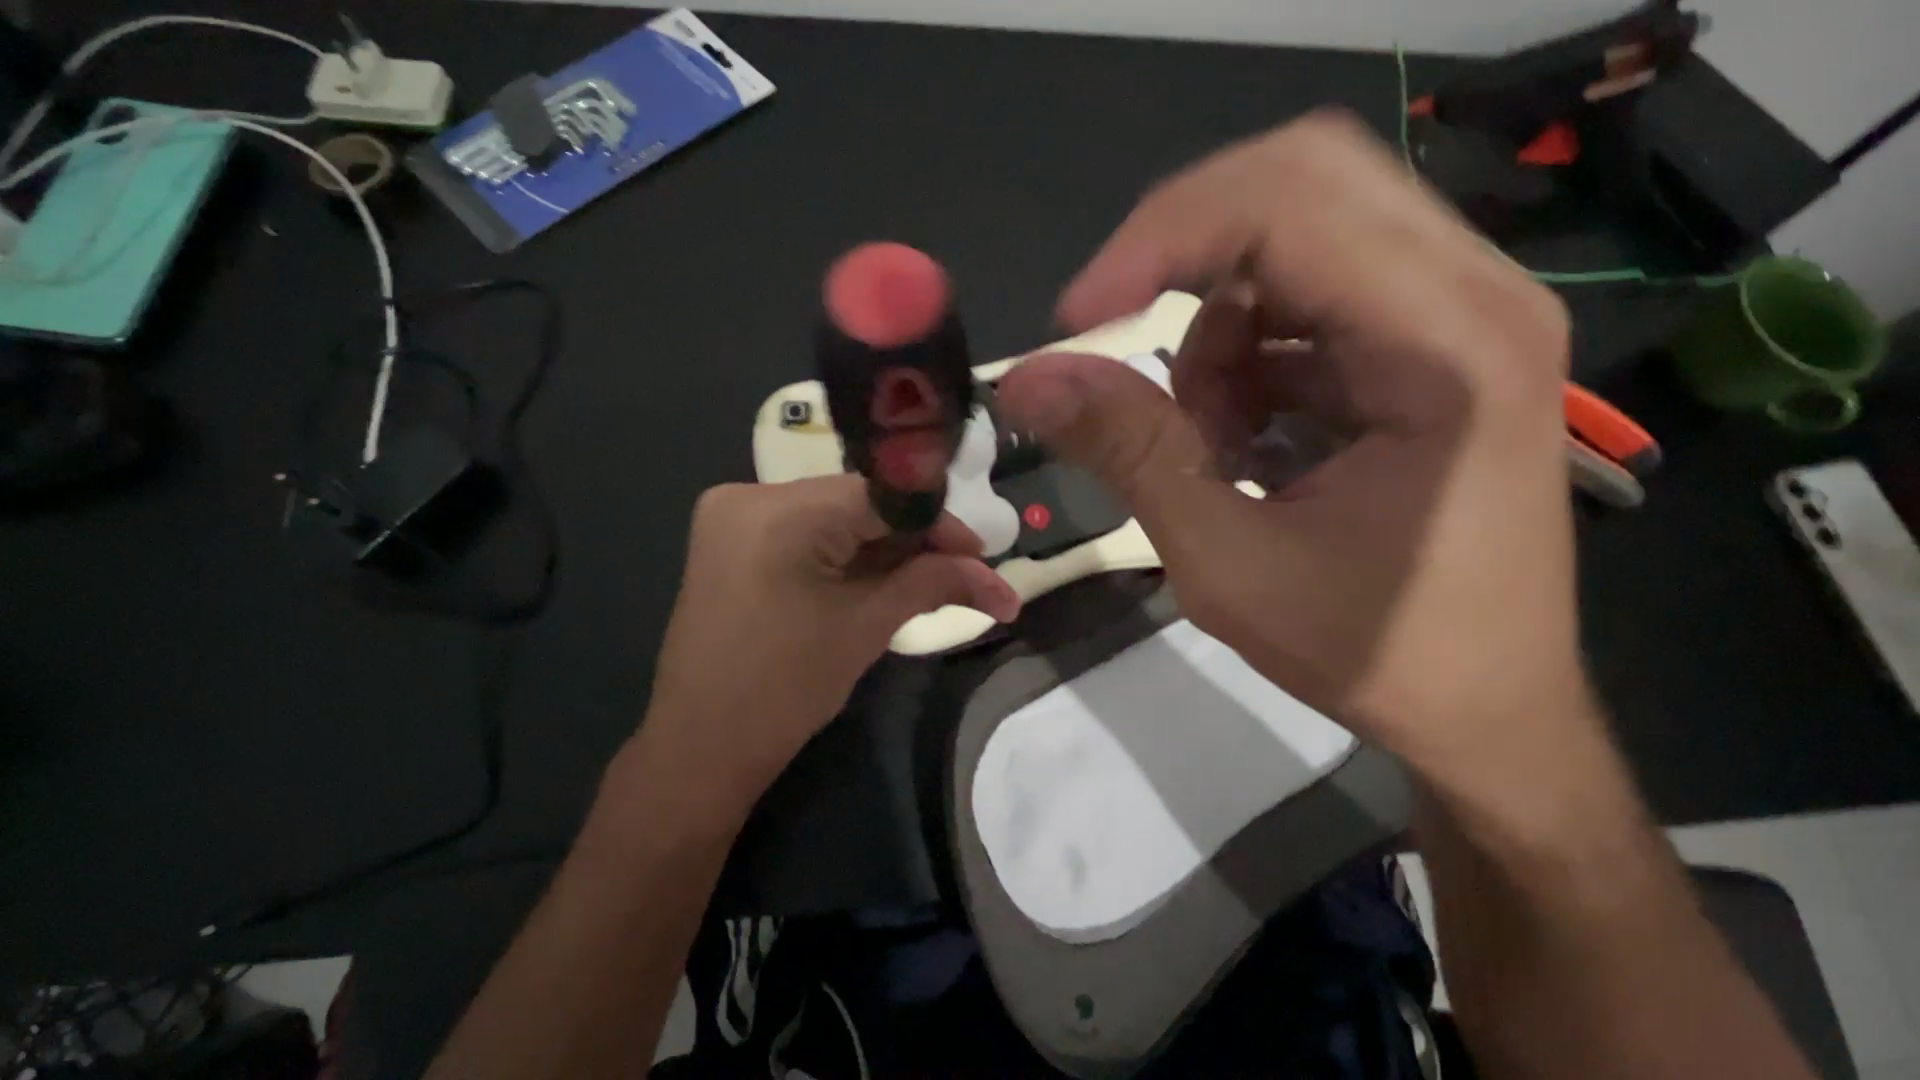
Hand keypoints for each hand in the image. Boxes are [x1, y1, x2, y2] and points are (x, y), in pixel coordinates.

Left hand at [644, 476, 1020, 798]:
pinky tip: (878, 580)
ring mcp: (731, 517)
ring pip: (831, 517)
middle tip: (963, 574)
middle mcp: (748, 496)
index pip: (881, 495)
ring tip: (930, 582)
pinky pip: (803, 532)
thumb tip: (998, 582)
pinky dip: (843, 554)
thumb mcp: (866, 628)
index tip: (980, 555)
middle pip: (856, 502)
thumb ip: (932, 585)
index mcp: (777, 511)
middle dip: (912, 539)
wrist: (700, 746)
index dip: (937, 523)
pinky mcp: (728, 542)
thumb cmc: (785, 689)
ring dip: (881, 548)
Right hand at [995, 111, 1585, 774]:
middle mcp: (1478, 293)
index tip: (1076, 322)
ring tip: (1205, 437)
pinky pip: (1317, 287)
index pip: (1287, 202)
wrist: (1492, 711)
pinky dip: (1251, 346)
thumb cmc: (1380, 654)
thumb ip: (1131, 454)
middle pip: (1302, 179)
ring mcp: (1468, 310)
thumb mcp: (1231, 566)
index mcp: (1449, 345)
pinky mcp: (1442, 337)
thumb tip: (1026, 378)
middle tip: (1115, 335)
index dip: (1158, 241)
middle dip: (1181, 250)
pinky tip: (1243, 436)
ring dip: (1219, 319)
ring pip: (1303, 229)